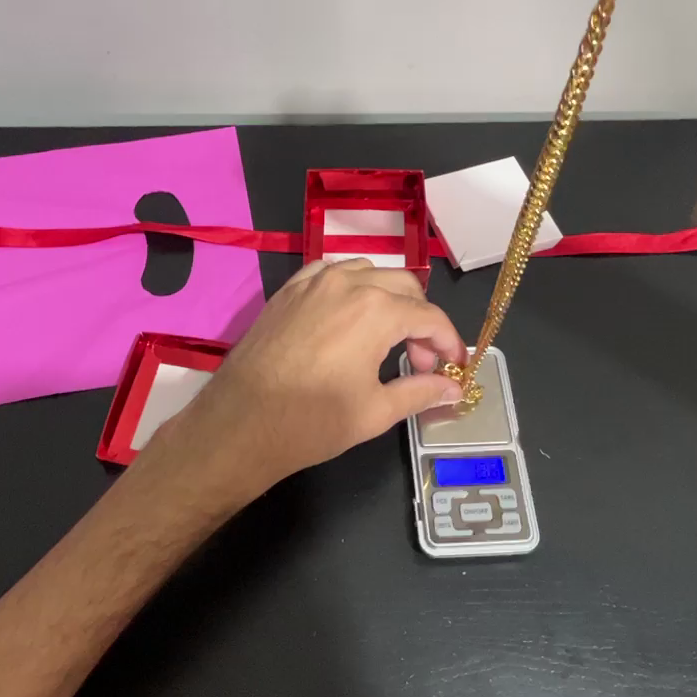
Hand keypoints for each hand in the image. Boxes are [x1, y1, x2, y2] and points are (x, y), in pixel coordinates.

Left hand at [140, 259, 466, 501]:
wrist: (241, 423)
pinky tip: (348, 319)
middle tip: (419, 362)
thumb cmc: (312, 422)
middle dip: (421, 322)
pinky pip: (330, 274)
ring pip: (369, 274)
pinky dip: (351, 289)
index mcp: (377, 310)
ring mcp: (313, 282)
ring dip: (388, 301)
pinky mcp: (288, 291)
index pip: (431, 317)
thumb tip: (454, 389)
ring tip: (386, 340)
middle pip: (405, 288)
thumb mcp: (376, 411)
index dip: (450, 343)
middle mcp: (348, 283)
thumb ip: (421, 391)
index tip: (454, 368)